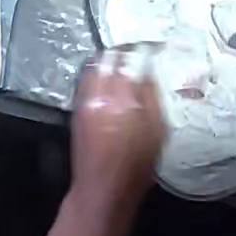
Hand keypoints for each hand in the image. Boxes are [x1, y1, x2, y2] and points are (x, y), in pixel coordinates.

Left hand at [67, 49, 164, 223]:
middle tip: (140, 47)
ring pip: (96, 64)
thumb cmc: (136, 167)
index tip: (156, 45)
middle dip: (127, 48)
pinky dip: (98, 70)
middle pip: (111, 56)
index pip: (134, 59)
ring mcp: (86, 99)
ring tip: (125, 57)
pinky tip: (109, 74)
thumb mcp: (157, 133)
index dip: (146, 48)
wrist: (101, 191)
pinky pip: (87, 78)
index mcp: (125, 100)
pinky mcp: (77, 106)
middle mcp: (101, 94)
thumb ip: (153, 98)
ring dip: (111, 56)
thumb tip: (149, 73)